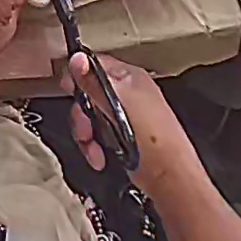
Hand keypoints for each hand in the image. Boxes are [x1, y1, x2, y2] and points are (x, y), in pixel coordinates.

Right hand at [62, 52, 205, 195]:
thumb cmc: (155, 142)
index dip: (78, 74)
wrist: (172, 182)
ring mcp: (126, 116)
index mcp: (130, 78)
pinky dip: (94, 145)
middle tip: (85, 127)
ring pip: (91, 115)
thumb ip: (94, 82)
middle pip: (89, 92)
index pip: (95, 64)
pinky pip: (98, 134)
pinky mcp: (123, 137)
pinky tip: (99, 155)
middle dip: (82, 112)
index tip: (69, 89)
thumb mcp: (118, 104)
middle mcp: (128, 93)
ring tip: (92, 146)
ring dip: (86, 133)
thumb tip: (77, 58)